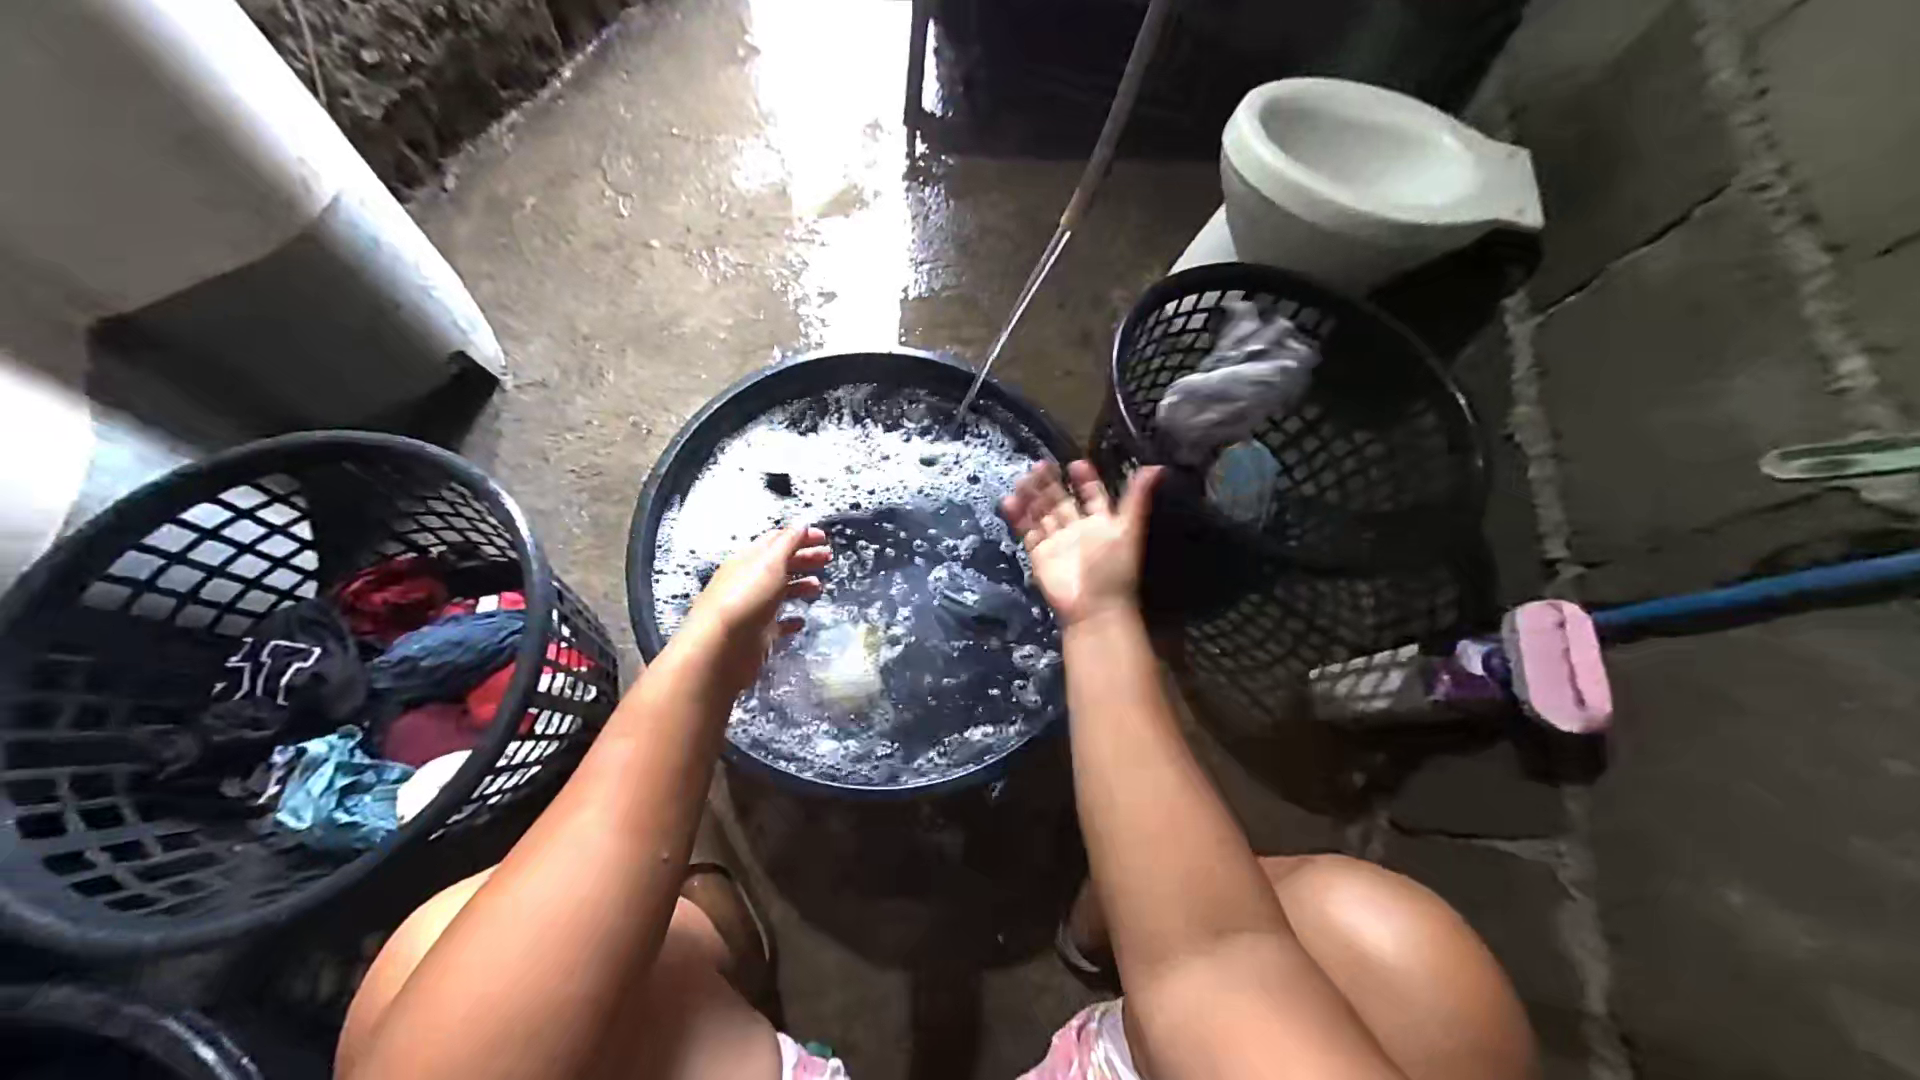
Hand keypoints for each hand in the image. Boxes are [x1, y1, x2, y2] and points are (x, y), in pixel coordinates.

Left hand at [676, 525, 830, 693]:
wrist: (721, 647)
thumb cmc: (746, 598)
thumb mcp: (770, 562)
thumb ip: (788, 542)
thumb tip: (803, 524)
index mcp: (749, 559)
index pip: (777, 540)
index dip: (800, 536)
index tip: (824, 538)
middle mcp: (750, 580)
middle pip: (781, 564)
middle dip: (805, 558)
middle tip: (828, 558)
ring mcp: (753, 608)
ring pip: (781, 591)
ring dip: (801, 586)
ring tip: (819, 587)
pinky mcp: (758, 633)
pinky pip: (778, 623)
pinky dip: (792, 619)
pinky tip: (802, 620)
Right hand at [1001, 460, 1161, 627]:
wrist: (1094, 607)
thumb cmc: (1114, 568)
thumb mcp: (1129, 529)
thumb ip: (1138, 498)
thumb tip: (1158, 468)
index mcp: (1101, 523)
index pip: (1092, 495)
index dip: (1085, 480)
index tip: (1076, 463)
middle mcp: (1078, 529)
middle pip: (1061, 500)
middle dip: (1051, 483)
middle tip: (1040, 465)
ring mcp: (1057, 541)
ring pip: (1042, 512)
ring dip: (1032, 495)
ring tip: (1023, 478)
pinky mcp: (1039, 554)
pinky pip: (1027, 531)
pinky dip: (1018, 516)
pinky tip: (1010, 500)